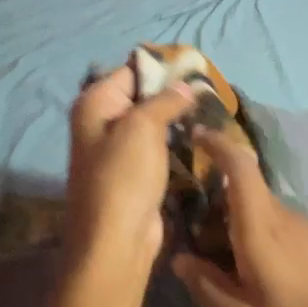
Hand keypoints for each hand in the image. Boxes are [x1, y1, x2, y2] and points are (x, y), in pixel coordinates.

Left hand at [65, 66, 195, 267]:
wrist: (117, 239)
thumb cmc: (124, 177)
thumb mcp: (143, 127)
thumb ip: (166, 100)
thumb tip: (188, 85)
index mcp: (95, 103)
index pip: (133, 69)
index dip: (165, 67)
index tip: (200, 70)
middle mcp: (101, 121)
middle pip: (143, 95)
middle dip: (175, 93)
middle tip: (212, 92)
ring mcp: (117, 149)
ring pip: (153, 122)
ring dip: (178, 120)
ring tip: (212, 113)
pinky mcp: (134, 172)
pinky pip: (158, 147)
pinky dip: (176, 142)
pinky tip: (199, 139)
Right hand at [170, 128, 307, 306]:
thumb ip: (207, 286)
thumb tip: (181, 259)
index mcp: (262, 229)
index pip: (239, 167)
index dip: (216, 144)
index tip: (194, 136)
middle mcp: (287, 219)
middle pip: (246, 194)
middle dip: (215, 208)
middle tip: (193, 243)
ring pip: (264, 214)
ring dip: (238, 228)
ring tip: (222, 268)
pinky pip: (283, 230)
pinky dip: (261, 240)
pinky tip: (259, 278)